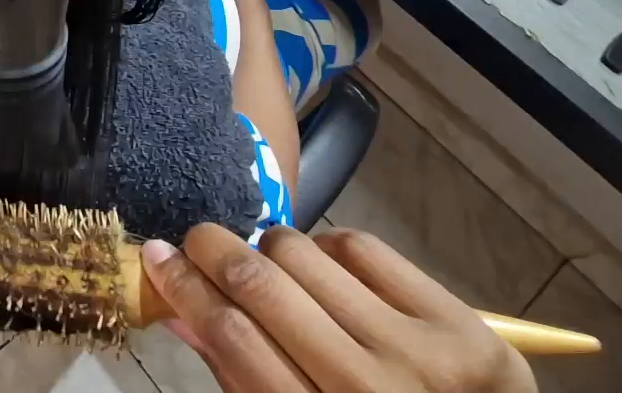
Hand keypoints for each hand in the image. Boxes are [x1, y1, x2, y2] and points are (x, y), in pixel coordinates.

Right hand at [142, 224, 535, 392]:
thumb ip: (236, 376)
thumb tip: (175, 306)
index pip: (230, 333)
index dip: (182, 285)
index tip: (155, 255)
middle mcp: (371, 390)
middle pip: (259, 281)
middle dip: (210, 248)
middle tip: (195, 243)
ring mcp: (426, 356)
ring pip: (299, 250)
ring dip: (271, 253)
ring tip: (278, 275)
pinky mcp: (466, 326)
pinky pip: (358, 245)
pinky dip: (328, 252)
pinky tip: (333, 281)